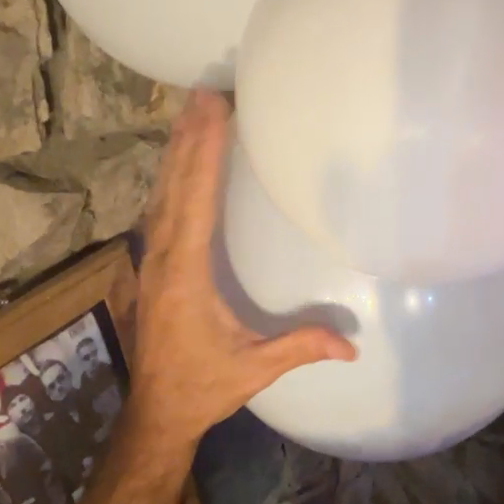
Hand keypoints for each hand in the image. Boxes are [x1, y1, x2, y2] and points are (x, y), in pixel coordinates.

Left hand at [125, 91, 355, 446]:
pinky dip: (170, 180)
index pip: (195, 202)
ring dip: (176, 153)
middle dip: (188, 138)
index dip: (203, 155)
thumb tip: (351, 345)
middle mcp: (162, 259)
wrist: (156, 411)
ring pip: (161, 196)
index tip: (212, 113)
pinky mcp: (152, 269)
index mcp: (185, 275)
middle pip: (173, 187)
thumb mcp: (253, 369)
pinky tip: (178, 164)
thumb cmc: (202, 388)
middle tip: (202, 93)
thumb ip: (299, 349)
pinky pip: (160, 212)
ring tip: (189, 113)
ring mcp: (151, 263)